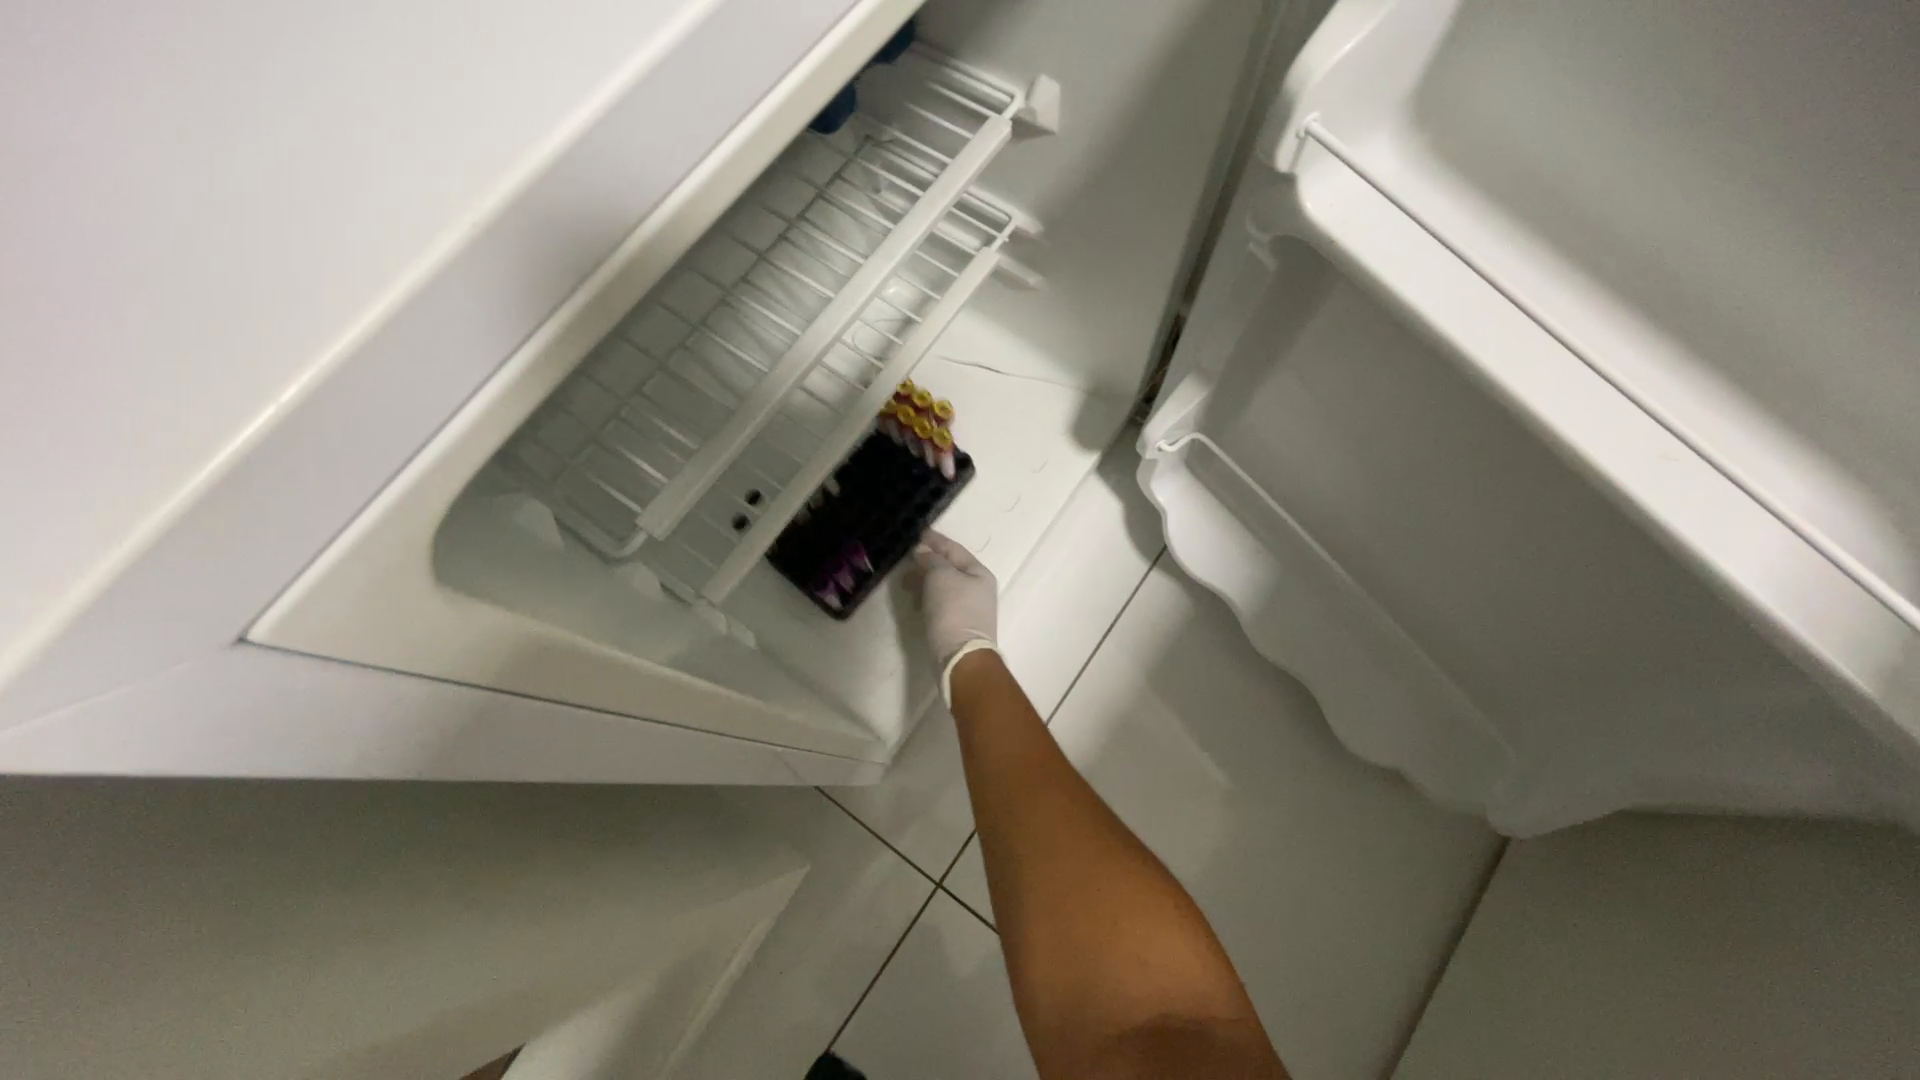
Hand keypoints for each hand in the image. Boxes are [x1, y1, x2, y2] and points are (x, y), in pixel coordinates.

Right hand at [911, 529, 998, 665]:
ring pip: (942, 587)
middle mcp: (977, 589)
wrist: (960, 657)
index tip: (917, 534)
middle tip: (905, 563)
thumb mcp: (941, 577)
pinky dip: (926, 599)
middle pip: (948, 568)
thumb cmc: (953, 611)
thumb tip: (922, 551)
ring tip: (906, 585)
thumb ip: (931, 560)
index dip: (935, 541)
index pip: (954, 549)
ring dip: (924, 582)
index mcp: (979, 573)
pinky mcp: (957, 625)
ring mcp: (968, 609)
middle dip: (926, 563)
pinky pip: (939, 604)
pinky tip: (916, 604)